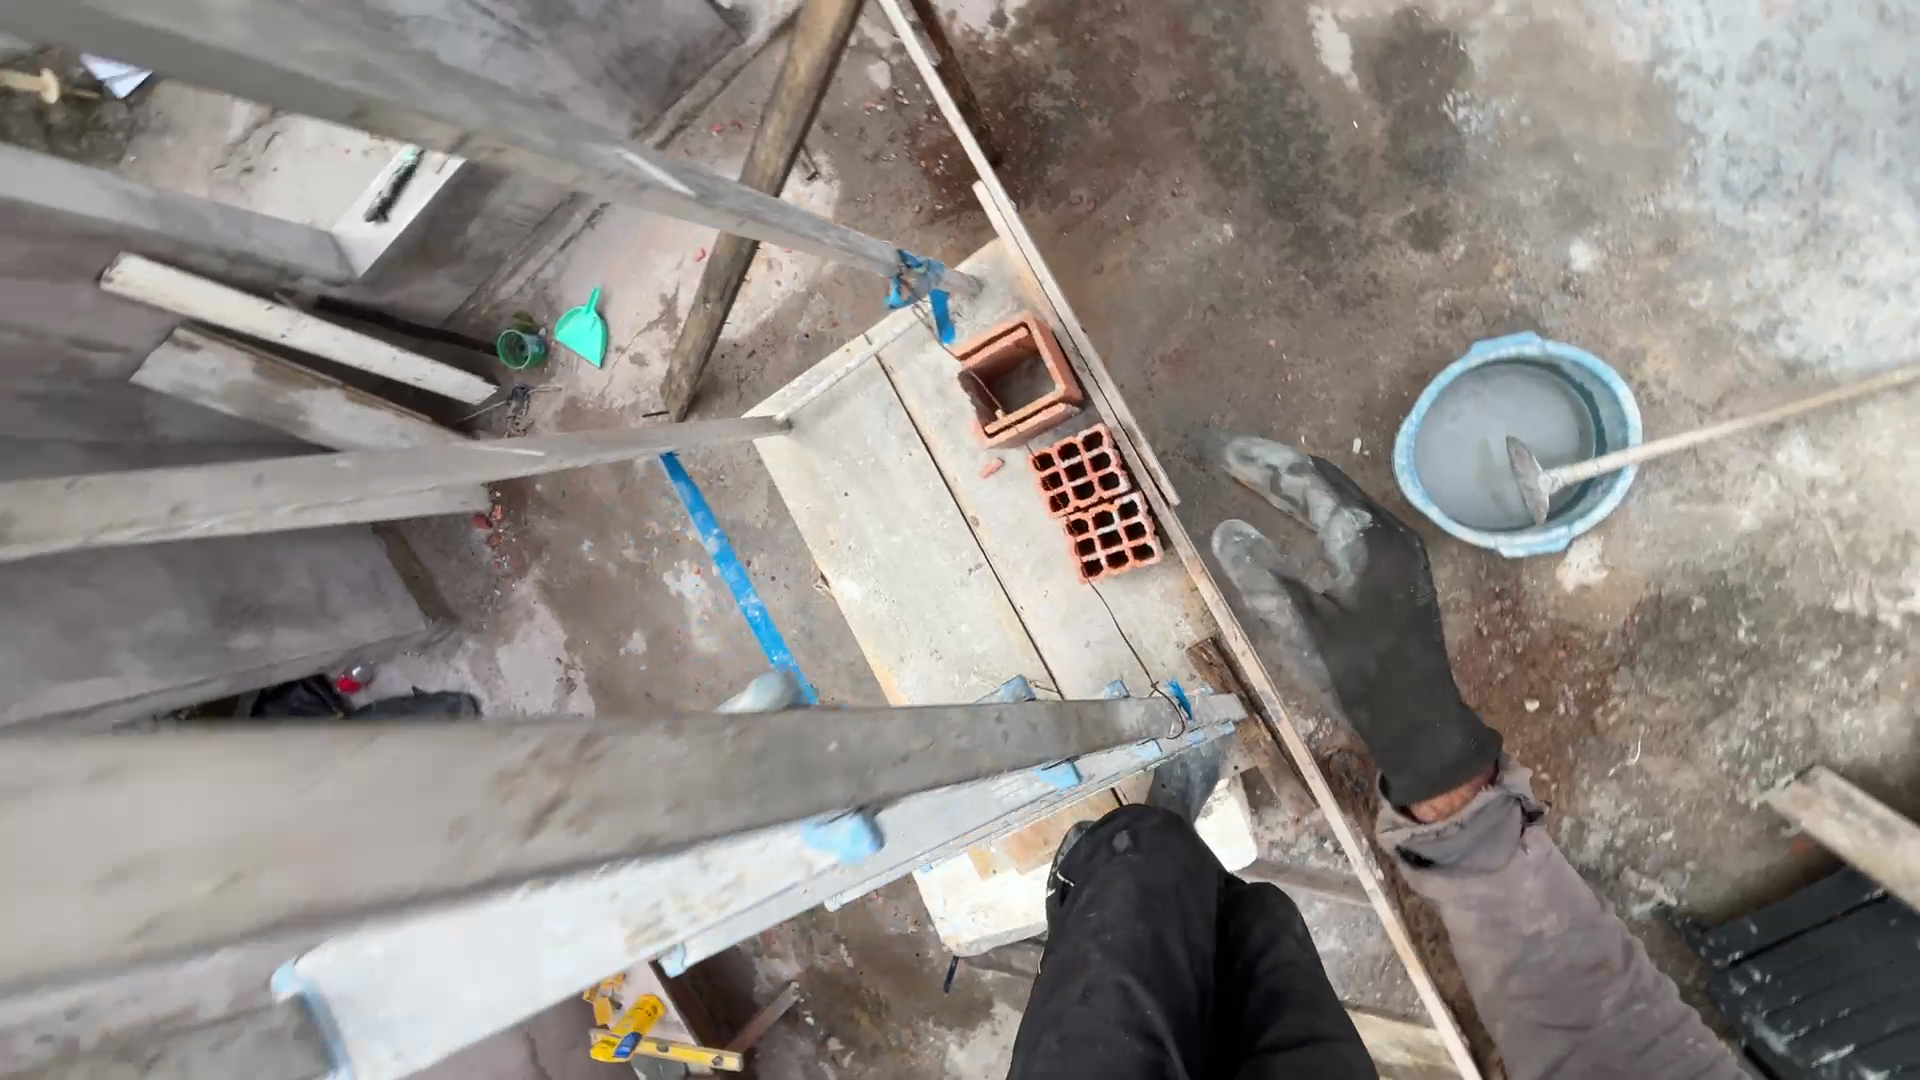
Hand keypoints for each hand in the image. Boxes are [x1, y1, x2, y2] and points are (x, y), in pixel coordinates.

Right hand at [1211, 436, 1500, 807]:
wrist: (1418, 717)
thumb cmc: (1356, 675)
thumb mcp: (1298, 627)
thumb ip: (1261, 574)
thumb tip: (1225, 527)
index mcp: (1366, 541)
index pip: (1308, 481)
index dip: (1262, 463)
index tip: (1223, 450)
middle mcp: (1387, 532)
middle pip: (1325, 482)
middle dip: (1274, 467)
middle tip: (1229, 456)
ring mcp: (1396, 548)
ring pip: (1337, 499)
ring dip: (1291, 487)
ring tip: (1249, 476)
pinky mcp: (1394, 567)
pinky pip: (1346, 520)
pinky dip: (1309, 509)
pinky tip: (1289, 515)